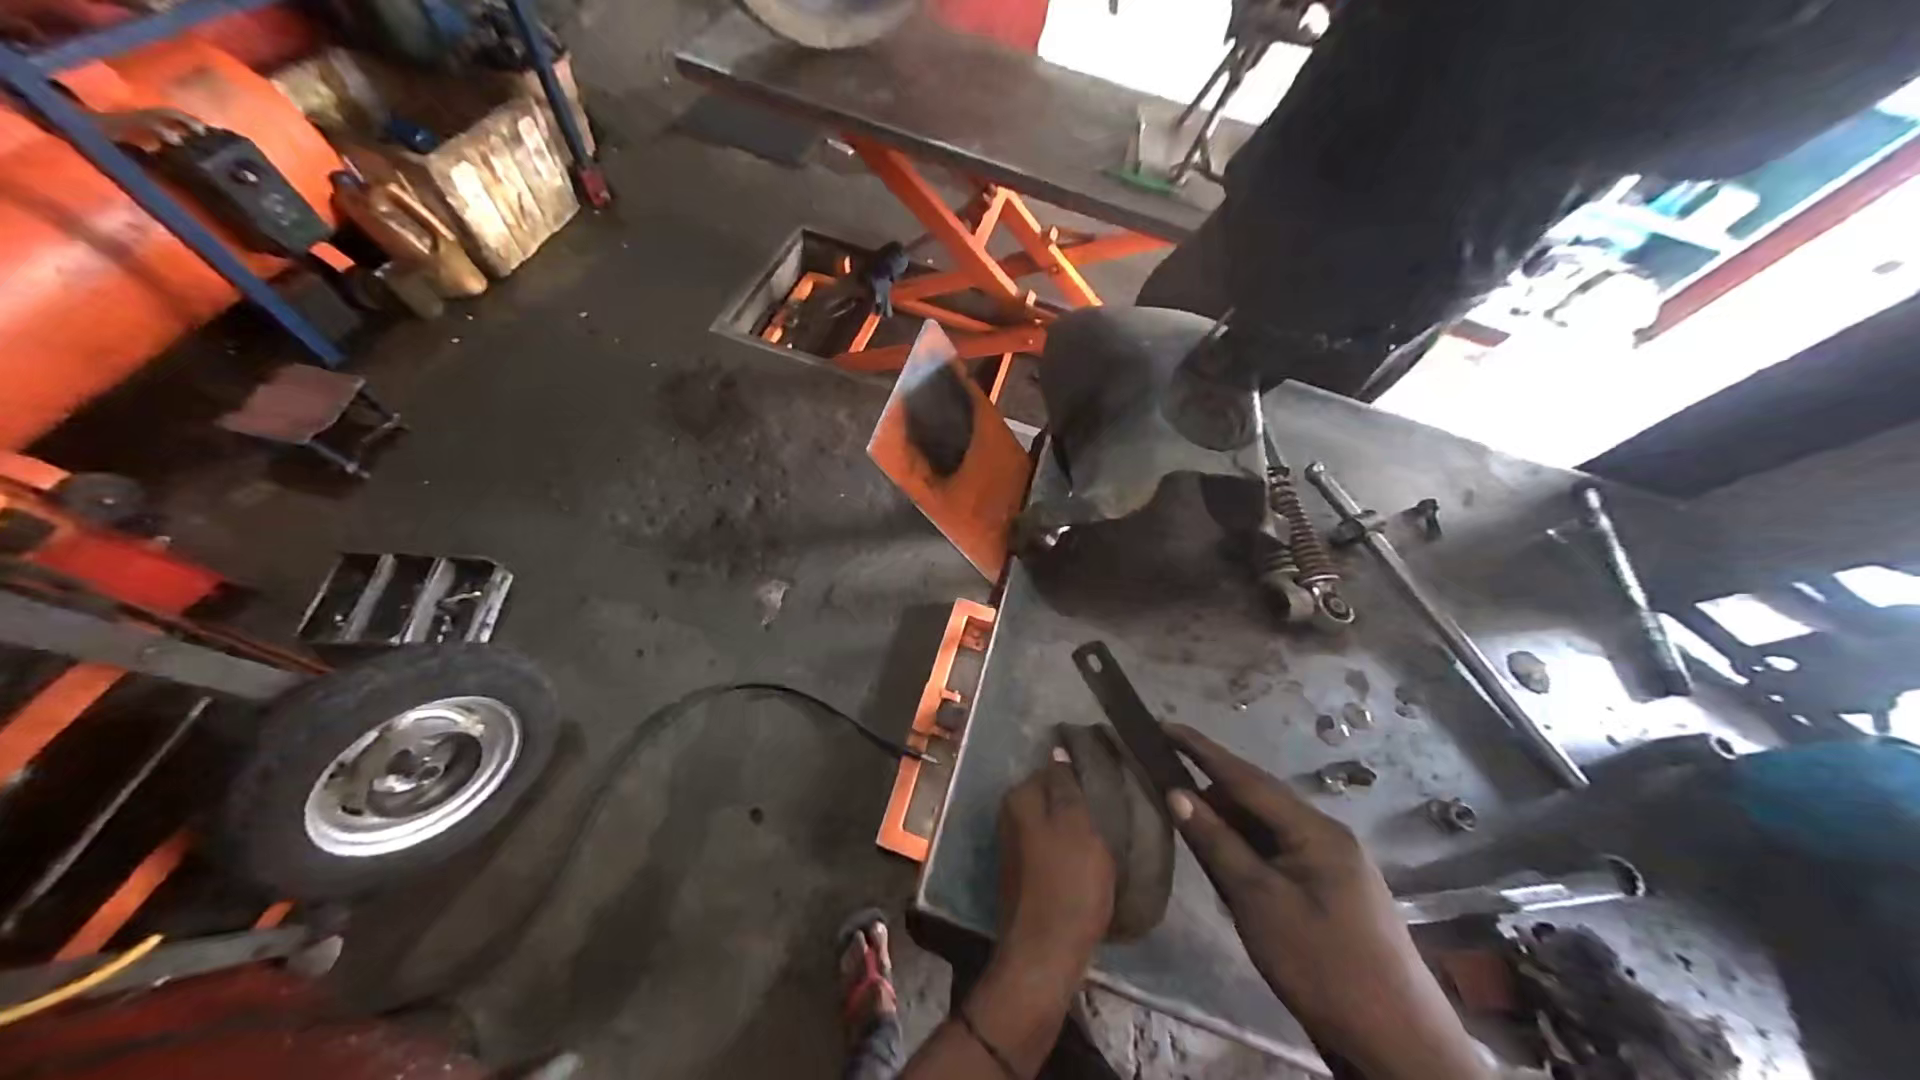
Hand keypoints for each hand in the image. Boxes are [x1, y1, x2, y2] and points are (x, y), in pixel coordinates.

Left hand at [902, 755, 1117, 1079]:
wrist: (1046, 953)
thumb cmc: (1068, 882)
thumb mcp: (1077, 825)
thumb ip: (1066, 785)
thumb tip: (1057, 749)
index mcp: (1019, 798)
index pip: (1053, 768)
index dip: (1082, 773)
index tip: (1109, 782)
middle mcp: (1009, 816)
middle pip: (1051, 796)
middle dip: (1077, 801)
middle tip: (1112, 810)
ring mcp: (1013, 846)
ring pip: (1052, 823)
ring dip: (1074, 827)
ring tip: (1107, 834)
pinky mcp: (1023, 873)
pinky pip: (1050, 848)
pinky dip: (1068, 851)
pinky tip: (1089, 860)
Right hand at [1166, 724, 1486, 1079]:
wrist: (1400, 1048)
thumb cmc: (1325, 968)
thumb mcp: (1260, 903)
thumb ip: (1218, 843)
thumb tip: (1177, 792)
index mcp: (1315, 830)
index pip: (1246, 777)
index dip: (1201, 749)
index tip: (1163, 725)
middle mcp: (1326, 836)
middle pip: (1257, 798)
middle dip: (1211, 788)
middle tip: (1162, 781)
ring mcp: (1332, 864)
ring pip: (1266, 828)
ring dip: (1227, 823)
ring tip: (1185, 822)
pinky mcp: (1330, 892)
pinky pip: (1277, 853)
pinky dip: (1245, 851)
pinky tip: (1224, 864)